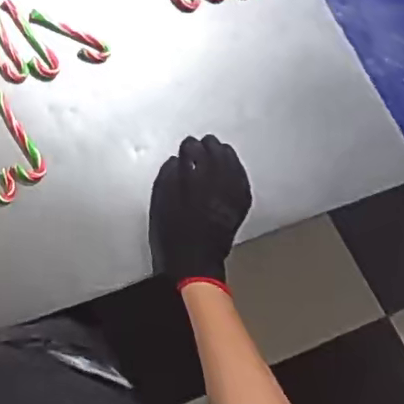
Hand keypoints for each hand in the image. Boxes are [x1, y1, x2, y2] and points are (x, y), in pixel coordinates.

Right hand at [150, 135, 251, 287]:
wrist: (194, 262)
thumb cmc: (171, 234)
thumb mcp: (160, 205)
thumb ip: (167, 179)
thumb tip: (176, 161)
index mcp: (192, 185)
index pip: (194, 155)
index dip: (190, 147)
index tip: (186, 144)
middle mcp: (215, 187)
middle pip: (217, 157)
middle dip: (210, 147)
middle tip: (203, 141)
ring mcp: (230, 197)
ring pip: (233, 167)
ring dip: (226, 155)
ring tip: (220, 147)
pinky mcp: (239, 207)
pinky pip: (242, 182)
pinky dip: (239, 171)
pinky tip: (236, 166)